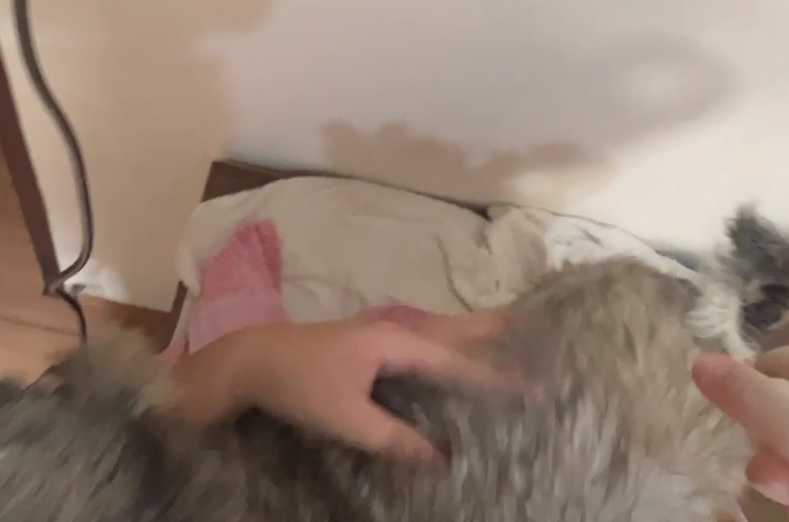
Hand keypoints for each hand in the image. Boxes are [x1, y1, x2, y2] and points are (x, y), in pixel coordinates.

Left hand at [171, 312, 509, 461]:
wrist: (255, 359)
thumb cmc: (302, 384)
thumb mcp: (348, 418)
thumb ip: (396, 439)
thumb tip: (444, 460)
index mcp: (395, 343)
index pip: (455, 361)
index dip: (492, 376)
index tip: (532, 386)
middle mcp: (395, 331)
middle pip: (453, 330)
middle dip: (492, 331)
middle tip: (533, 327)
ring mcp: (381, 334)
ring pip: (438, 332)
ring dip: (471, 332)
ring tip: (507, 331)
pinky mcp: (370, 344)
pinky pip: (421, 341)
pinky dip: (446, 343)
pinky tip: (451, 357)